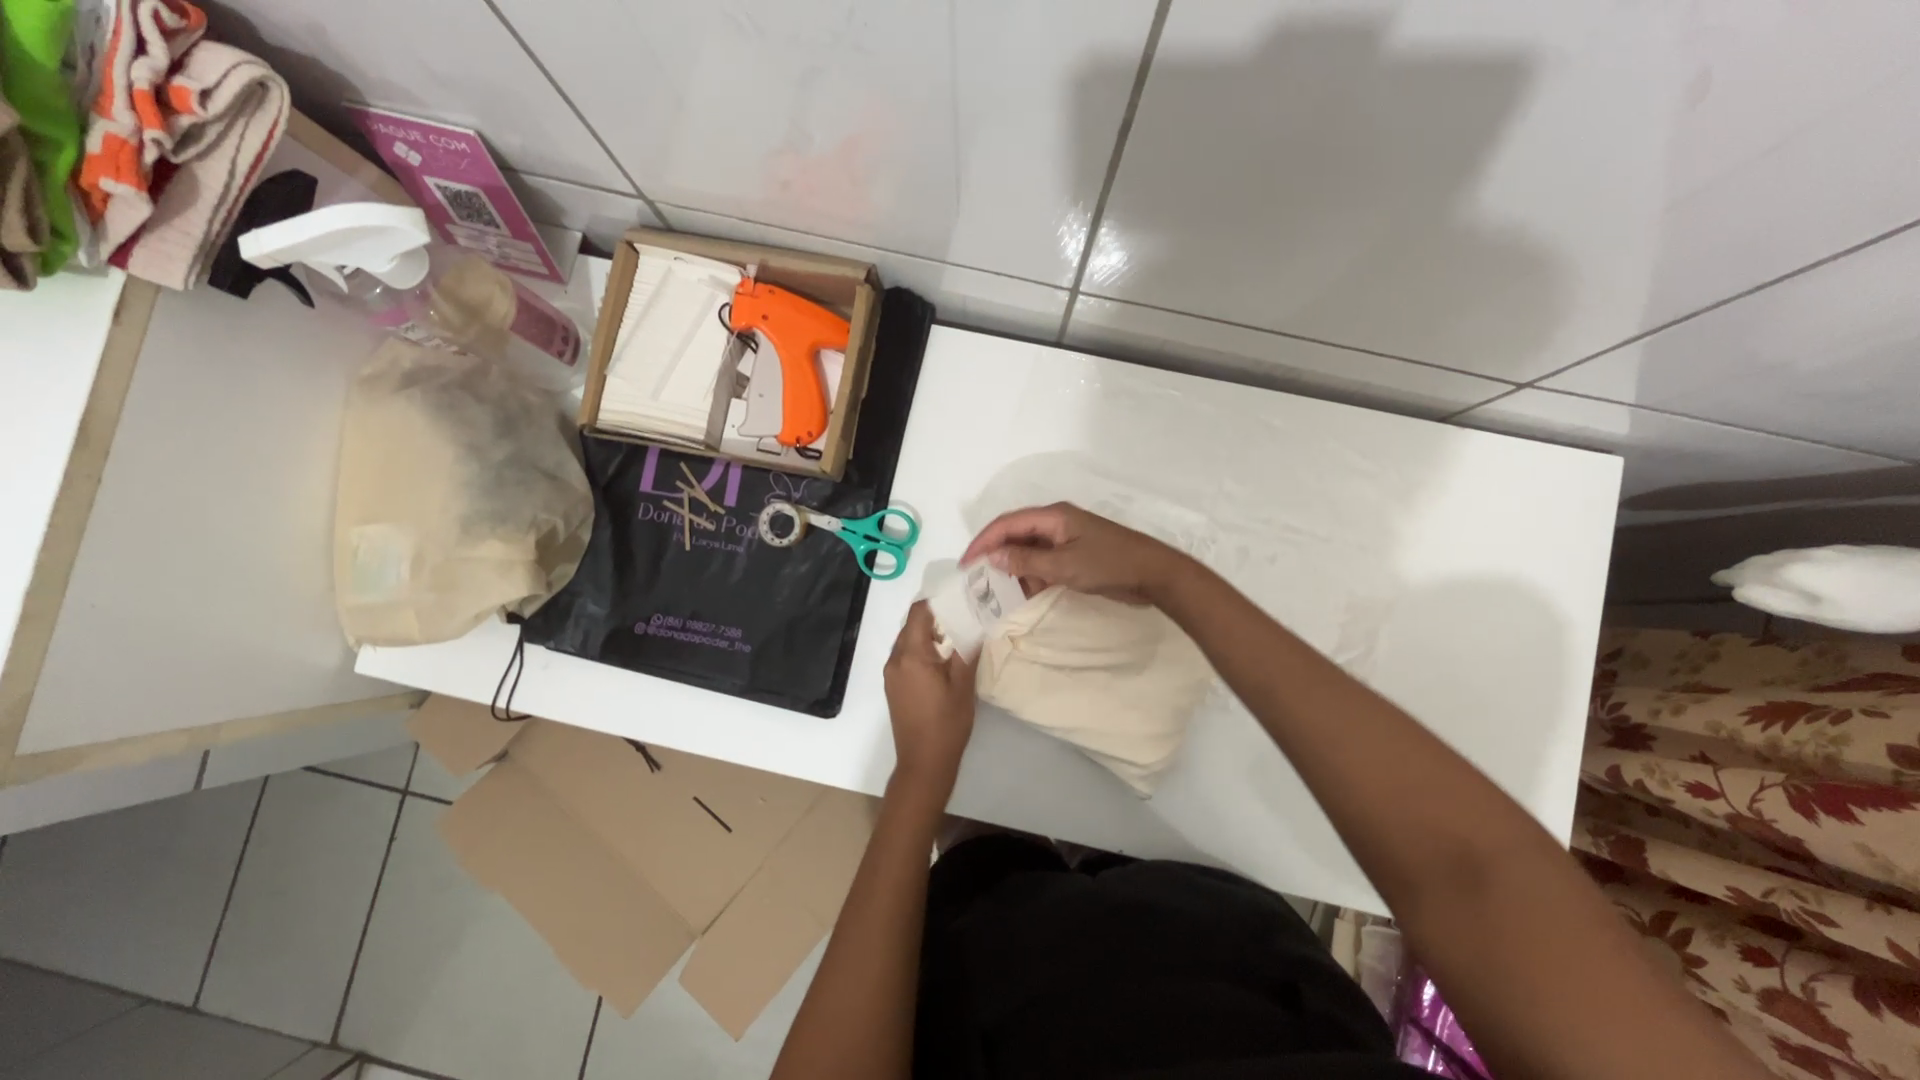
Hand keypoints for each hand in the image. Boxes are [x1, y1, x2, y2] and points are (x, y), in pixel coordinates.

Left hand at [884, 602, 976, 787]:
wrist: (923, 763)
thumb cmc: (946, 723)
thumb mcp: (963, 684)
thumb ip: (967, 649)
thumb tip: (977, 622)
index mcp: (911, 655)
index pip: (919, 612)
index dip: (938, 600)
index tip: (961, 596)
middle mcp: (895, 660)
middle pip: (912, 624)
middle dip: (936, 616)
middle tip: (965, 612)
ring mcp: (891, 674)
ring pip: (908, 640)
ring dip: (930, 634)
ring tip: (959, 633)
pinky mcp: (894, 686)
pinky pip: (906, 656)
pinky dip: (923, 649)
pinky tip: (944, 657)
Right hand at [960, 502, 1185, 604]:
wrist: (1154, 574)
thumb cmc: (1109, 565)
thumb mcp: (1064, 565)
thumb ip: (1027, 561)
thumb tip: (994, 556)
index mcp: (1053, 516)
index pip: (1007, 524)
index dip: (983, 542)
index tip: (966, 564)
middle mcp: (1056, 523)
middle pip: (1015, 534)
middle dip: (994, 554)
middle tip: (975, 578)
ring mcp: (1067, 539)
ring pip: (1029, 550)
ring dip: (1013, 568)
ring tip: (995, 590)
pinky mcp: (1075, 556)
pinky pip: (1044, 562)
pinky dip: (1032, 576)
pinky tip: (1023, 593)